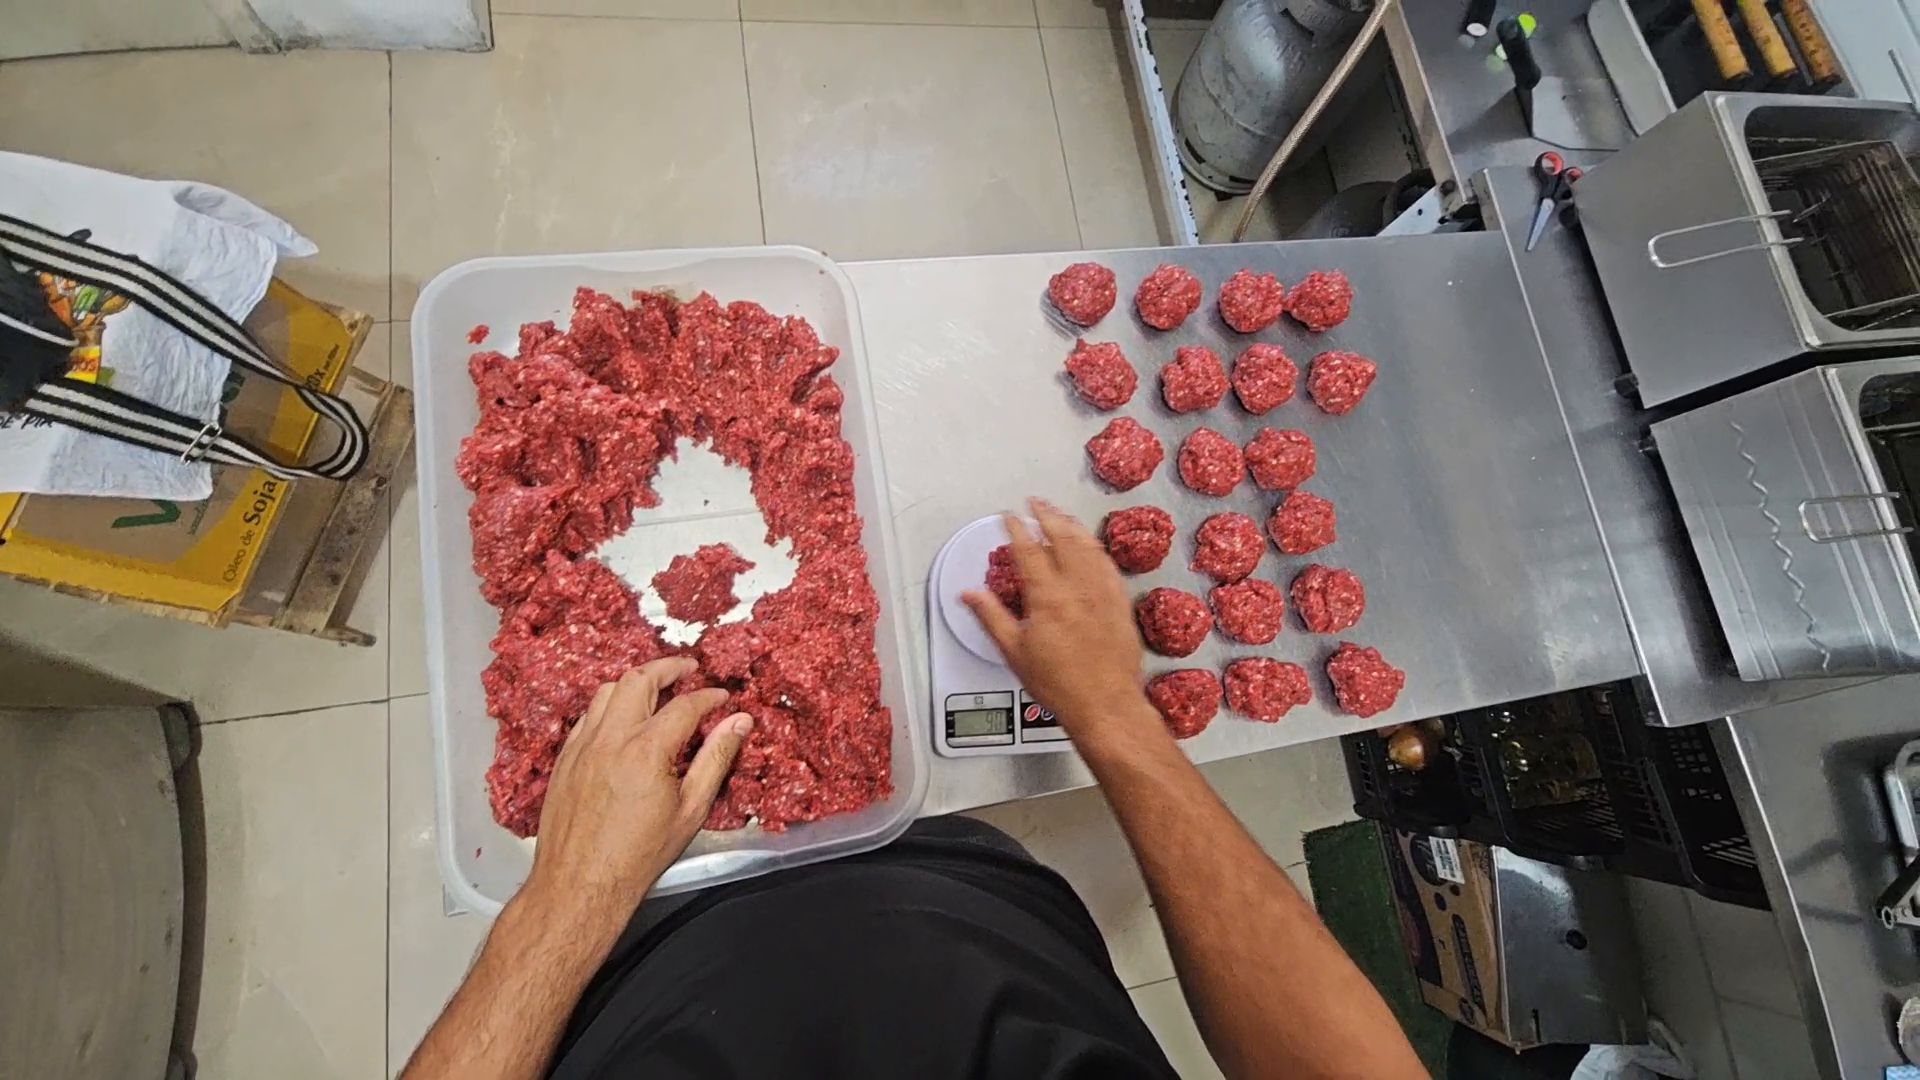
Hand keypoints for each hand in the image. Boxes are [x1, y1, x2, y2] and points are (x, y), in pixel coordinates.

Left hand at [522, 657, 752, 919]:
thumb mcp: (691, 808)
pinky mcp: (564, 759)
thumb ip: (716, 758)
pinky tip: (624, 719)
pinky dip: (610, 706)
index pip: (685, 704)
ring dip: (636, 682)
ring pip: (608, 690)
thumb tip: (739, 722)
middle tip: (688, 668)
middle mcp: (611, 739)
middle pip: (639, 679)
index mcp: (647, 750)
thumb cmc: (639, 854)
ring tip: (657, 688)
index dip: (709, 696)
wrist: (579, 886)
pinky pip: (587, 715)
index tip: (722, 698)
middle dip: (668, 668)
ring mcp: (582, 747)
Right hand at [963, 499, 1161, 743]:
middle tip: (1036, 502)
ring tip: (1060, 514)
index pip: (1028, 550)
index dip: (1016, 529)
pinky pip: (1107, 564)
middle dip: (1046, 515)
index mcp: (1047, 596)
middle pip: (1061, 537)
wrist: (1105, 704)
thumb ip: (990, 616)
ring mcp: (1102, 592)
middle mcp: (1077, 587)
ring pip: (1087, 546)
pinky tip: (1091, 545)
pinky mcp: (1120, 602)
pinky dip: (1095, 548)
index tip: (1008, 517)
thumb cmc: (1058, 683)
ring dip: (1071, 525)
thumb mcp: (1014, 651)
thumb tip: (969, 595)